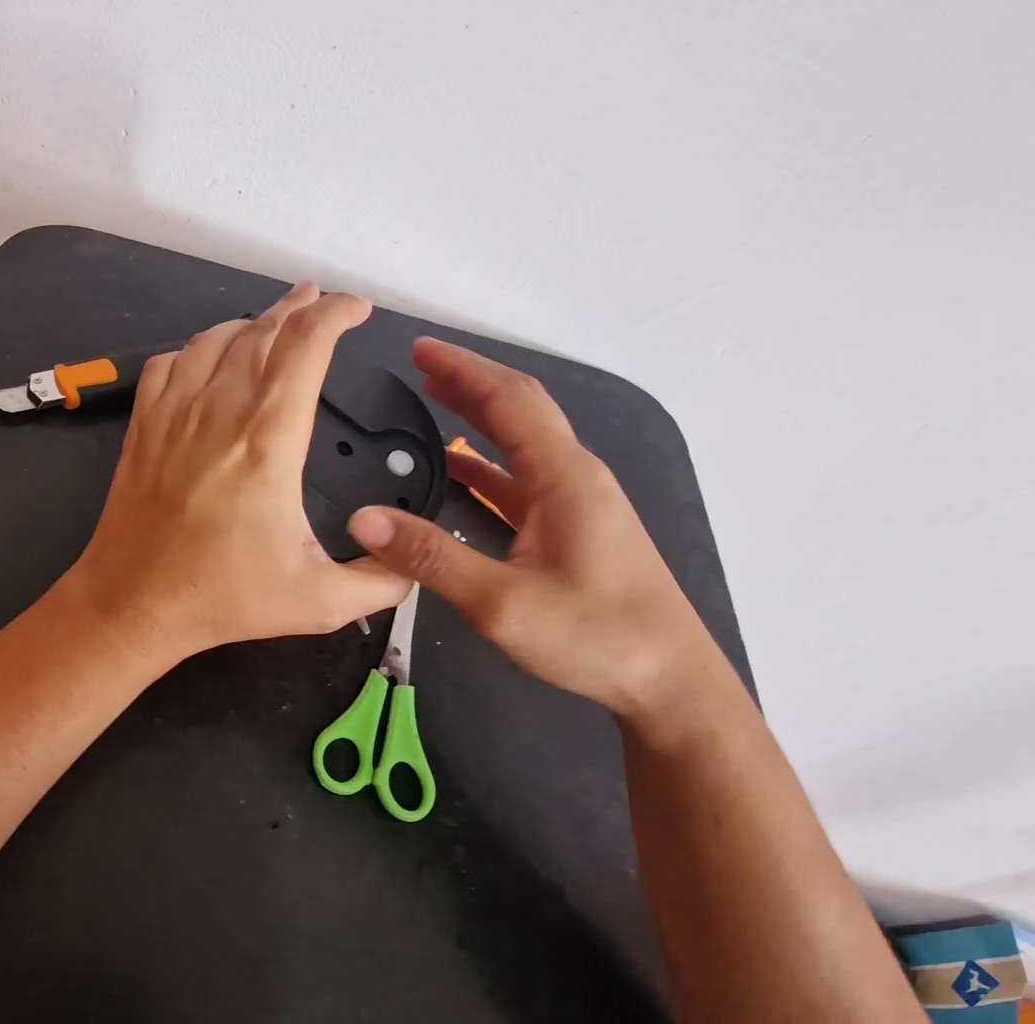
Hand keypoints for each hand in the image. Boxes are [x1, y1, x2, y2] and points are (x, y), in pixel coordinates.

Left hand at [62, 283, 410, 663]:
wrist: (134, 601)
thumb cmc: (223, 597)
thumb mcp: (319, 601)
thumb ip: (380, 580)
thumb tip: (415, 562)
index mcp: (269, 440)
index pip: (306, 346)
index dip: (335, 314)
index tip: (356, 309)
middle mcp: (220, 411)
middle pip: (263, 330)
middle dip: (299, 307)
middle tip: (322, 302)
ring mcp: (175, 413)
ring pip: (216, 338)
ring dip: (251, 322)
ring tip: (274, 322)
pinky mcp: (144, 425)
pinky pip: (170, 361)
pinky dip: (197, 347)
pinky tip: (210, 356)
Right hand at [345, 338, 725, 721]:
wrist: (670, 685)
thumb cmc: (594, 637)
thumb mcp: (501, 602)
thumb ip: (430, 557)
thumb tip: (363, 520)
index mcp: (564, 478)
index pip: (509, 401)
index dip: (463, 370)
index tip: (420, 350)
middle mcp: (575, 478)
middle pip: (520, 411)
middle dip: (470, 383)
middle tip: (421, 367)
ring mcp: (579, 504)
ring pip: (523, 444)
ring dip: (479, 419)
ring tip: (434, 403)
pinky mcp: (576, 530)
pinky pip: (524, 480)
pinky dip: (488, 464)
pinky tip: (459, 471)